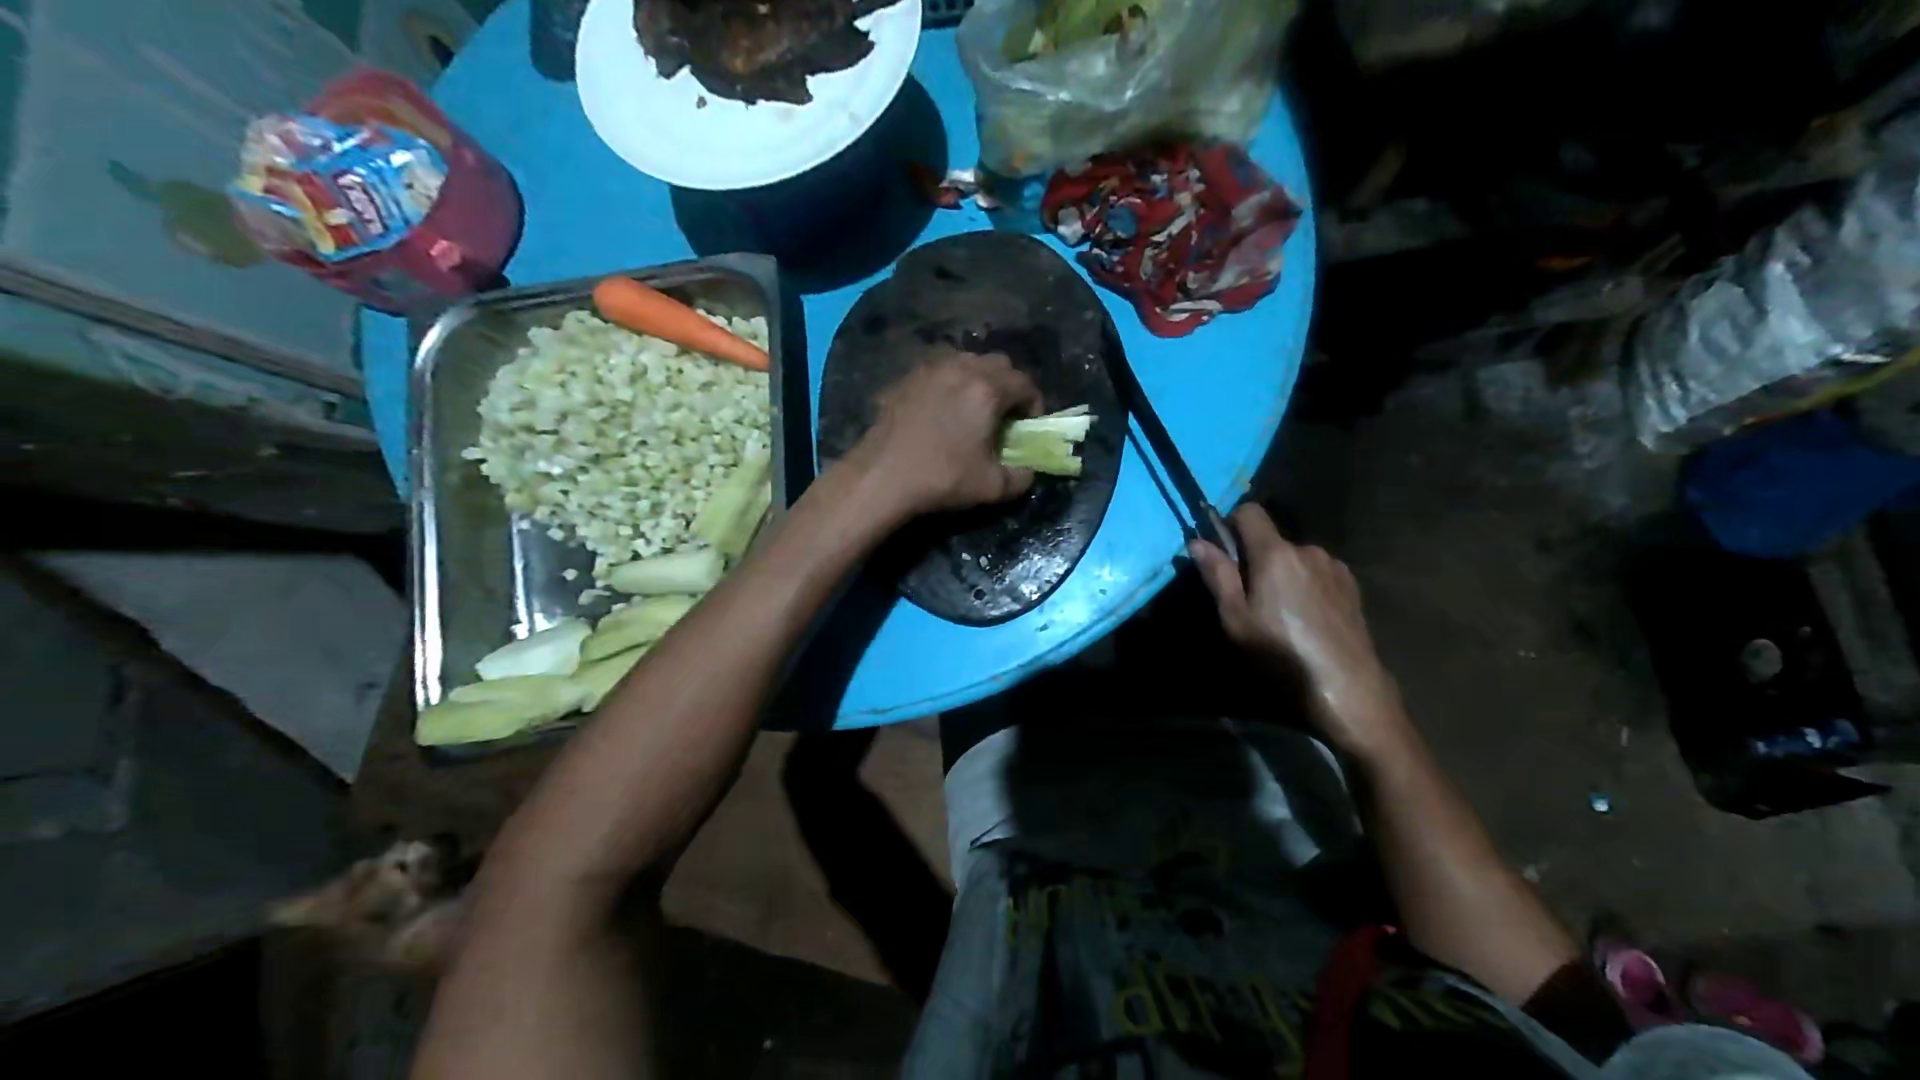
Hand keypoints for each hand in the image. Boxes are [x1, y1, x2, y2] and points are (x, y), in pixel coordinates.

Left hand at [847, 348, 1042, 517]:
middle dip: (1009, 385)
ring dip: (978, 378)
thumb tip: (1028, 472)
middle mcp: (961, 368)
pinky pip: (938, 370)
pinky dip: (949, 383)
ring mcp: (929, 370)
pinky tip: (940, 408)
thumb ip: (1021, 478)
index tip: (1028, 425)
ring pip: (966, 360)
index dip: (1034, 404)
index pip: (1025, 383)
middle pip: (998, 363)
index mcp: (987, 389)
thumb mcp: (992, 487)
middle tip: (1004, 414)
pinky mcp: (905, 379)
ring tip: (972, 407)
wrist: (882, 476)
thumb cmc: (942, 478)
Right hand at [1189, 505, 1414, 760]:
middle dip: (1257, 558)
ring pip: (1296, 557)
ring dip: (1284, 572)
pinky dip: (1306, 583)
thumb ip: (1217, 575)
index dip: (1231, 524)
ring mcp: (1334, 566)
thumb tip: (1197, 542)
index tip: (1224, 552)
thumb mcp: (1236, 618)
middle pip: (1273, 540)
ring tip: (1281, 611)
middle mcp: (1308, 549)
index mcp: (1276, 553)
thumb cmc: (1280, 651)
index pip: (1250, 512)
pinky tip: (1307, 617)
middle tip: (1249, 597)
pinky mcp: (1351, 585)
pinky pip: (1317, 572)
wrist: (1345, 684)